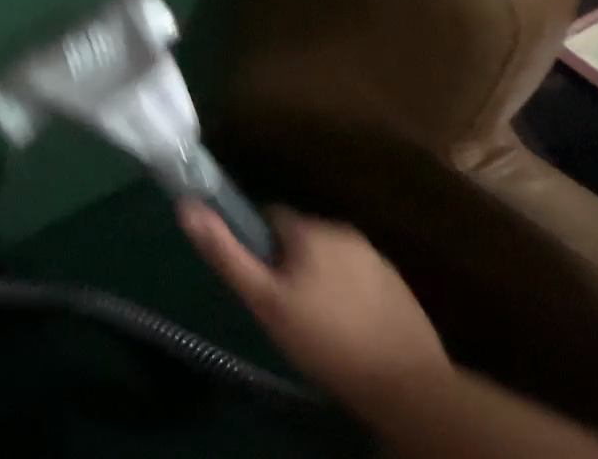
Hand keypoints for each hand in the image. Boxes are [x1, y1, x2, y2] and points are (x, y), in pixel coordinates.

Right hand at [179, 201, 451, 405]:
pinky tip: (344, 329)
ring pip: (328, 259)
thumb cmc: (325, 340)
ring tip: (311, 320)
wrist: (411, 391)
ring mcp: (380, 263)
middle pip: (298, 238)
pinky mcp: (402, 291)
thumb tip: (186, 205)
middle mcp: (348, 235)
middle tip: (279, 303)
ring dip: (316, 278)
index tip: (256, 278)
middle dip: (285, 262)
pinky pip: (357, 280)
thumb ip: (224, 251)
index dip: (255, 244)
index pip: (268, 217)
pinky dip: (345, 295)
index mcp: (314, 231)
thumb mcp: (263, 299)